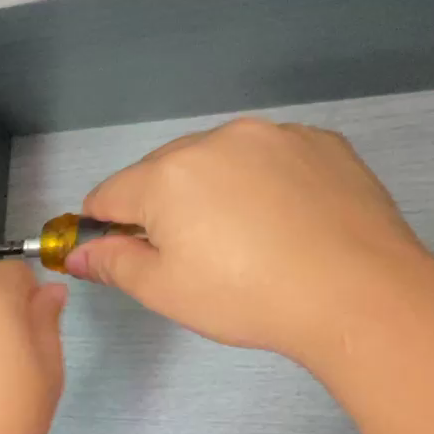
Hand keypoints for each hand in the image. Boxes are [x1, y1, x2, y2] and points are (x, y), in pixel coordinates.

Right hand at [64, 118, 433, 367]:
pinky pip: (264, 159)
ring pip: (215, 161)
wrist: (354, 291)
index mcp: (167, 176)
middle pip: (159, 172)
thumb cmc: (242, 297)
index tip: (113, 256)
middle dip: (156, 208)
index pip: (107, 195)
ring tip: (233, 242)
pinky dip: (254, 186)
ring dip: (206, 192)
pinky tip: (273, 226)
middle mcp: (217, 141)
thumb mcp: (161, 290)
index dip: (99, 228)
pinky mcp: (319, 143)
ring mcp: (273, 136)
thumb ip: (112, 263)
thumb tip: (79, 252)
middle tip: (181, 257)